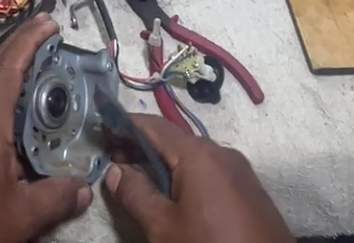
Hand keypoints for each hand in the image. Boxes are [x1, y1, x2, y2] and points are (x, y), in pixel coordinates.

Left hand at [0, 16, 92, 242]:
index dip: (29, 40)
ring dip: (10, 81)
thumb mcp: (21, 217)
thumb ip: (56, 197)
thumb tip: (85, 187)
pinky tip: (14, 130)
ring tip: (39, 83)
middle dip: (21, 50)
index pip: (9, 67)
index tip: (49, 21)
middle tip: (48, 38)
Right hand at [105, 113, 294, 242]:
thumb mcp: (164, 229)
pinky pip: (211, 173)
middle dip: (143, 146)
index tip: (102, 128)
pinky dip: (187, 177)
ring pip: (193, 157)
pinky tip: (176, 198)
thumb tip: (116, 170)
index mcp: (198, 153)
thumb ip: (136, 194)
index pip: (152, 125)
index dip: (124, 124)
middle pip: (173, 139)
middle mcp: (221, 152)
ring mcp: (240, 172)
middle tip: (116, 161)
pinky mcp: (251, 193)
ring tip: (142, 181)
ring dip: (165, 163)